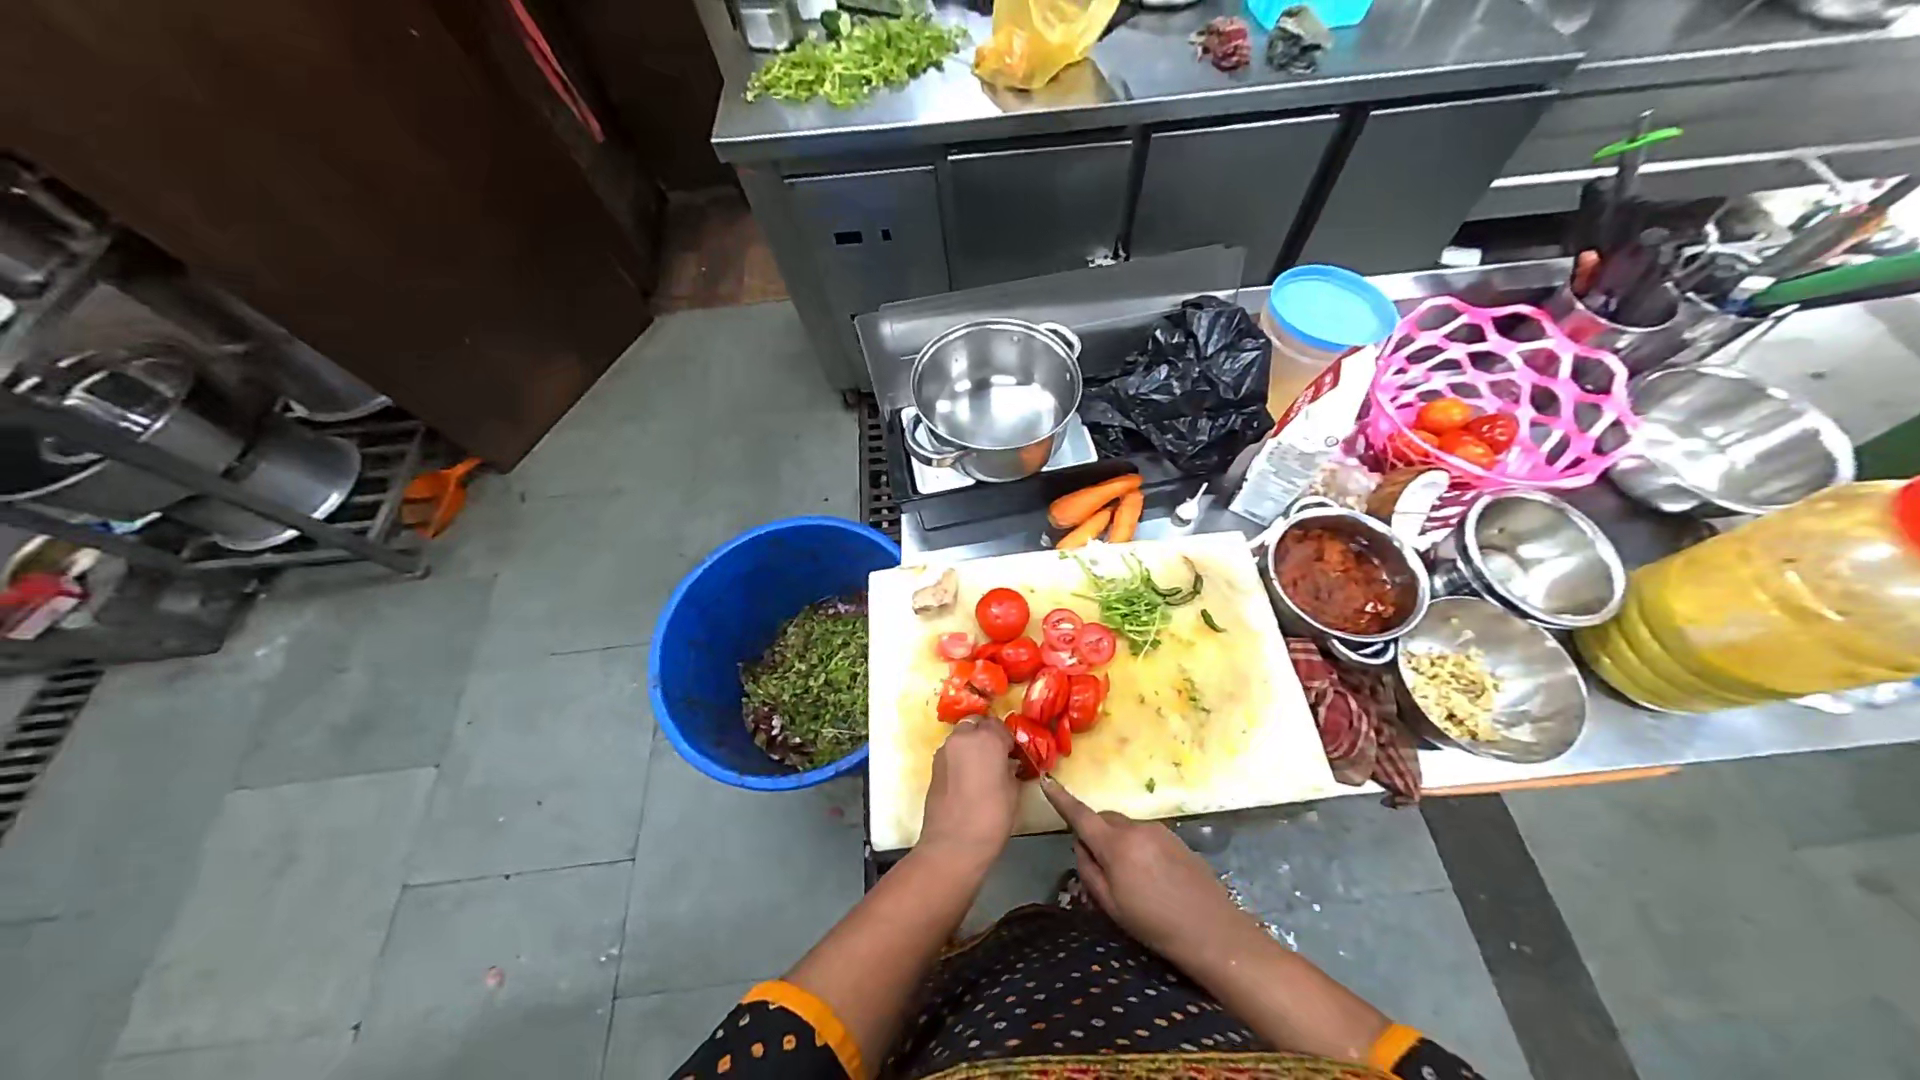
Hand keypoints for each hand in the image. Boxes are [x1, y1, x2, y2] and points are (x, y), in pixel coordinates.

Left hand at [918, 716, 1020, 859]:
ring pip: (960, 738)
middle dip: (985, 736)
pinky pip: (951, 753)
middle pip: (975, 725)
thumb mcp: (1013, 791)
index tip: (1012, 754)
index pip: (998, 725)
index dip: (1006, 739)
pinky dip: (960, 759)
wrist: (953, 844)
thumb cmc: (991, 817)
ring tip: (982, 769)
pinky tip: (968, 779)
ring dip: (971, 746)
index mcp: (986, 739)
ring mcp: (944, 751)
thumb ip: (1010, 769)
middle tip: (996, 757)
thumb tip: (1008, 763)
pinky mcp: (933, 766)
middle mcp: (962, 738)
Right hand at [1041, 777, 1253, 967]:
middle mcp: (1136, 828)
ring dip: (1118, 843)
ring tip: (1131, 881)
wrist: (1214, 932)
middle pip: (1104, 820)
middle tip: (1100, 869)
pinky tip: (1151, 878)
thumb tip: (1081, 845)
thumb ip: (1089, 870)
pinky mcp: (1176, 837)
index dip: (1061, 799)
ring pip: (1125, 828)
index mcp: (1116, 845)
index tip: (1047, 782)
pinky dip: (1137, 848)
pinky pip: (1145, 835)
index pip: (1081, 815)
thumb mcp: (1111, 906)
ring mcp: (1159, 830)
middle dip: (1096, 834)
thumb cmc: (1155, 925)